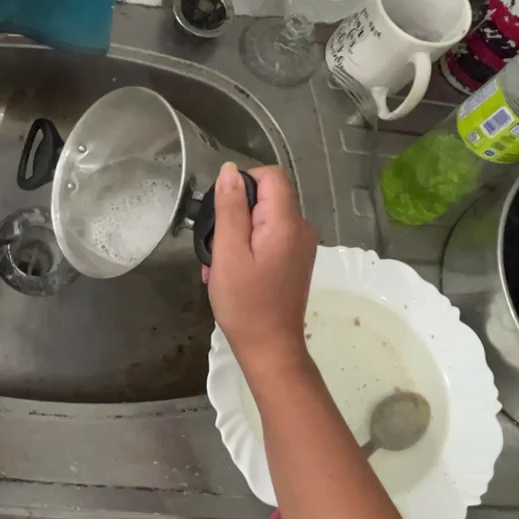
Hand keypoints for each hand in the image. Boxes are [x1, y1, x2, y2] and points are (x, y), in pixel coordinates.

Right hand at [205, 162, 318, 372]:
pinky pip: (270, 238)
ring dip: (238, 233)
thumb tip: (230, 171)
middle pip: (268, 197)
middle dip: (236, 213)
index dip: (243, 183)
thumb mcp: (229, 254)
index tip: (222, 212)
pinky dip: (249, 247)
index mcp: (287, 224)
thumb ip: (230, 209)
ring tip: (220, 263)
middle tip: (216, 246)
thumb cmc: (245, 303)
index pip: (271, 176)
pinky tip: (233, 271)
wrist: (269, 347)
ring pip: (265, 219)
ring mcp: (301, 246)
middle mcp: (301, 229)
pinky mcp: (296, 260)